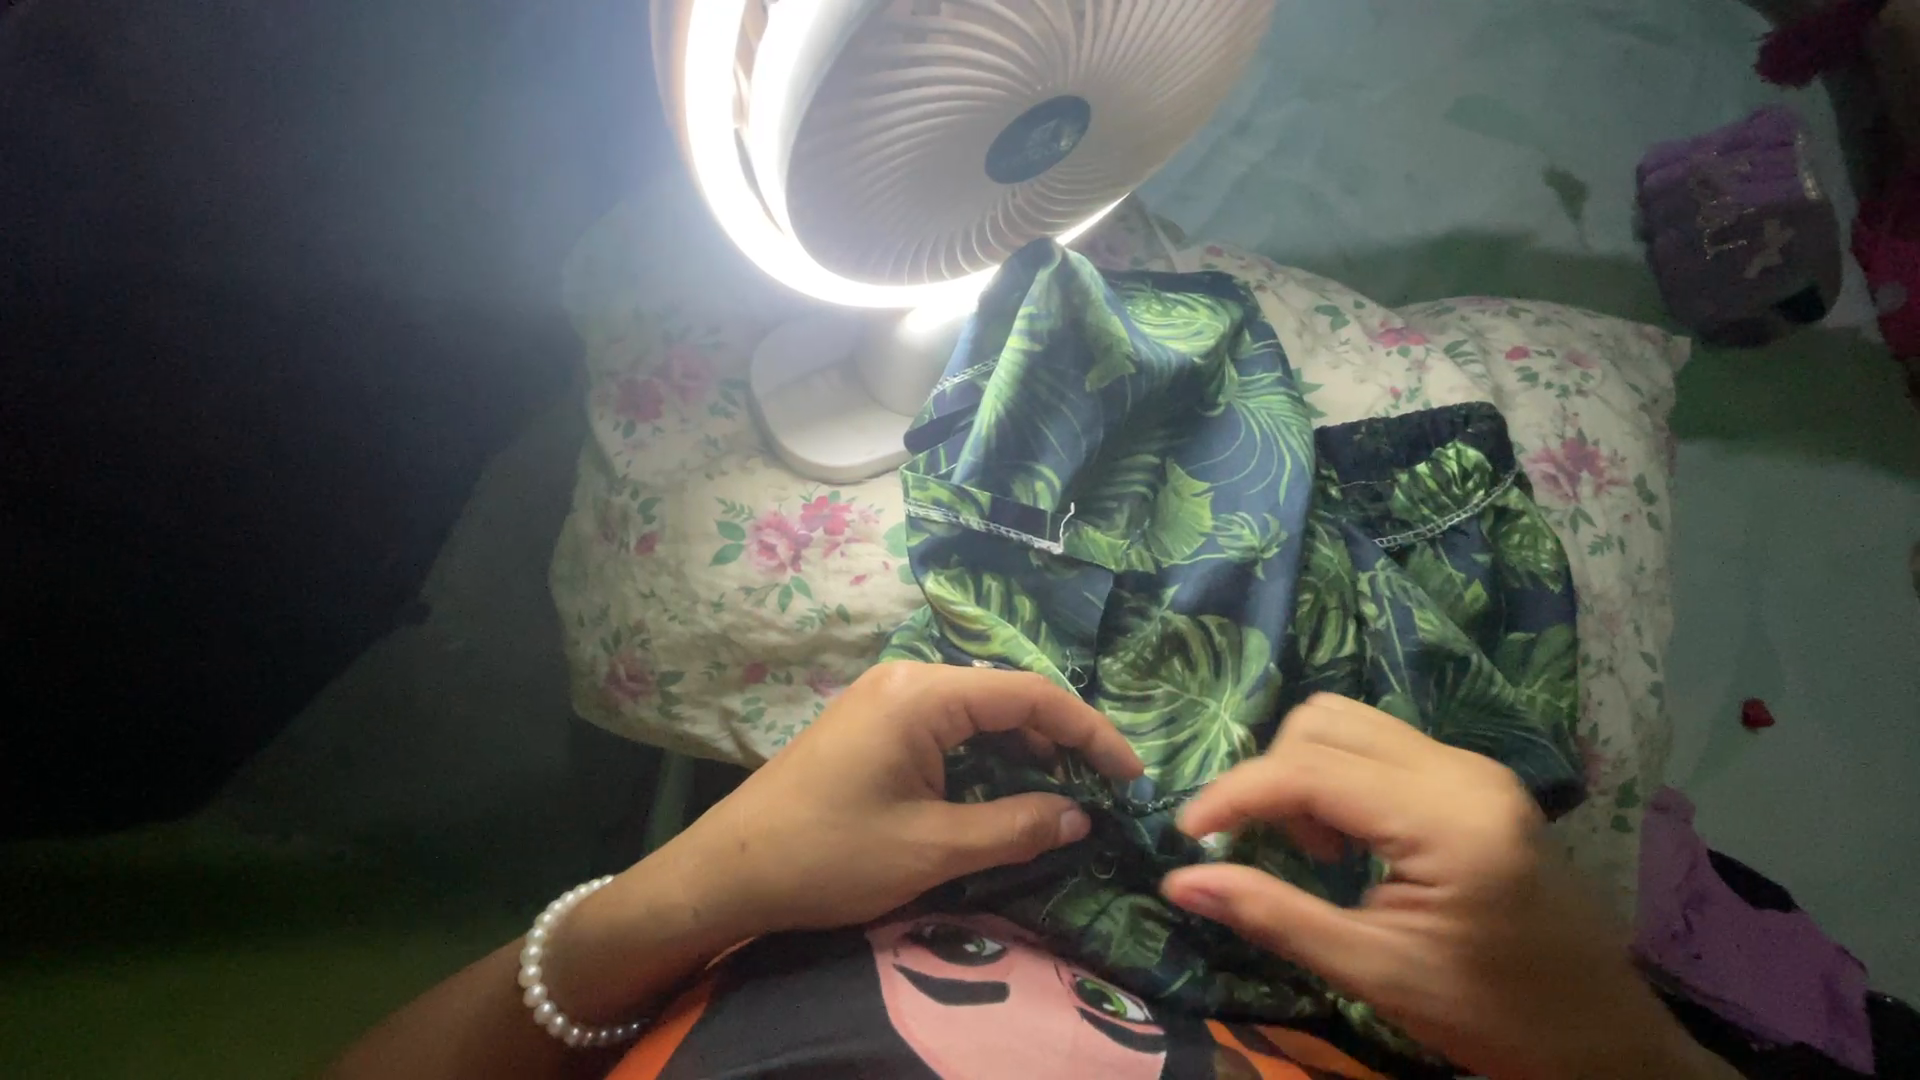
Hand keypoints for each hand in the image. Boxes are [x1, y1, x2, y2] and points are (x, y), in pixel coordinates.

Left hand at [657, 661, 1143, 940]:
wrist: (727, 870)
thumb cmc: (827, 856)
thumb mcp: (929, 849)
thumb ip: (1014, 827)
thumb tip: (1081, 817)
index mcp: (923, 694)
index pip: (1029, 695)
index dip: (1088, 731)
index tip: (1130, 774)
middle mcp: (908, 678)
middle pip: (1006, 695)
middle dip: (1058, 738)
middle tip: (1100, 788)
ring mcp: (888, 695)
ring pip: (978, 709)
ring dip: (1022, 746)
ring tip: (1061, 791)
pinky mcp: (876, 719)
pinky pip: (948, 724)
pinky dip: (985, 752)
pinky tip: (1002, 785)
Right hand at [1160, 694, 1716, 1079]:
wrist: (1611, 1044)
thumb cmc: (1496, 1017)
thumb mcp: (1375, 974)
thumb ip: (1272, 915)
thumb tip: (1179, 882)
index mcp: (1447, 819)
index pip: (1309, 769)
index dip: (1235, 794)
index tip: (1190, 834)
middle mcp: (1459, 769)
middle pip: (1320, 722)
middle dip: (1273, 778)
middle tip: (1278, 848)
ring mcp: (1470, 766)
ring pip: (1344, 720)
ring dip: (1302, 768)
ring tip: (1317, 843)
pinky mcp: (1470, 775)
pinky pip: (1373, 741)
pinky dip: (1335, 773)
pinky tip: (1350, 834)